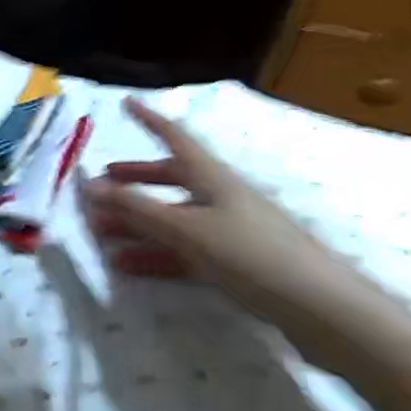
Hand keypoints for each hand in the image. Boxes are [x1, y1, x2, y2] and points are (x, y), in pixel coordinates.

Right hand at [79, 97, 389, 320]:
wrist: (318, 307)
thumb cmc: (250, 254)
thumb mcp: (187, 229)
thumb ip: (138, 209)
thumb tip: (91, 185)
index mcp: (212, 176)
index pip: (174, 137)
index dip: (150, 119)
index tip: (127, 103)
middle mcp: (219, 196)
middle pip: (171, 179)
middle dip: (135, 181)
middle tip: (103, 185)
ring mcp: (228, 230)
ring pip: (174, 219)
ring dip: (139, 224)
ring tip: (102, 233)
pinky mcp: (235, 263)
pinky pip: (186, 251)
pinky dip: (158, 255)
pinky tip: (129, 266)